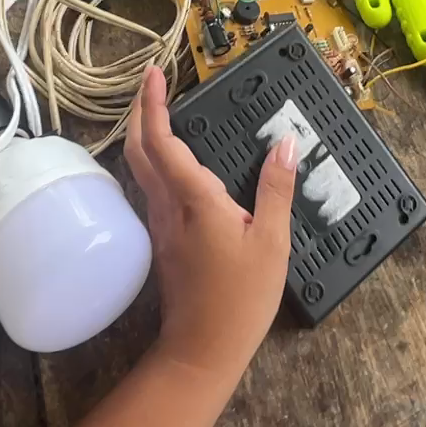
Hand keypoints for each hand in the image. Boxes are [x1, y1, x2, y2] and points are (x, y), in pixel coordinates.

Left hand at [125, 64, 296, 379]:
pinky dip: (158, 158)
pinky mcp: (164, 238)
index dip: (153, 104)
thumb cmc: (239, 299)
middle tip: (150, 82)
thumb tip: (286, 142)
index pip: (163, 141)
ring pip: (142, 168)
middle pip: (139, 150)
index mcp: (193, 199)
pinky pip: (154, 185)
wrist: (200, 353)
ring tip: (163, 110)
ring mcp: (161, 223)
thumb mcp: (272, 242)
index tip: (153, 73)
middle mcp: (167, 206)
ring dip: (146, 133)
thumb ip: (275, 189)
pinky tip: (178, 160)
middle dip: (139, 111)